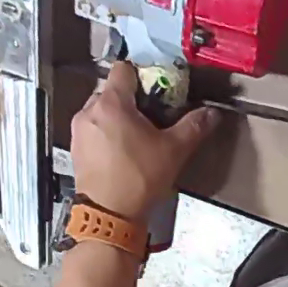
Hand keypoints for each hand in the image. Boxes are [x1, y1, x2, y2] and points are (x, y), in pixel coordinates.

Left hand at [69, 61, 217, 219]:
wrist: (110, 217)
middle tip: (150, 119)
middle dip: (130, 101)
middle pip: (111, 91)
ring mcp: (79, 133)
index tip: (157, 93)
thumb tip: (211, 114)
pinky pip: (92, 133)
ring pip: (100, 113)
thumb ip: (193, 127)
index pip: (124, 68)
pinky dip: (105, 137)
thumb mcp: (173, 152)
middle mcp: (89, 112)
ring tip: (136, 141)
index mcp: (111, 103)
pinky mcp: (76, 152)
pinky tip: (122, 156)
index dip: (143, 76)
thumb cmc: (138, 180)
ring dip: (117, 120)